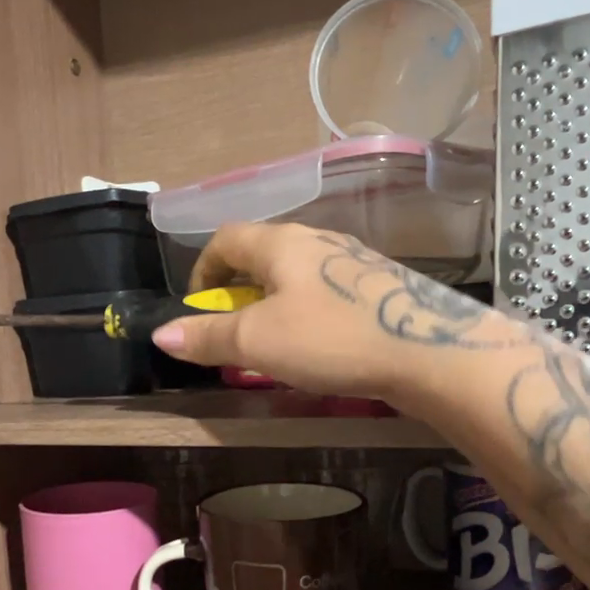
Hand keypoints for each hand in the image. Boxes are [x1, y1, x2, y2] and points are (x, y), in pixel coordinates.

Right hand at [150, 222, 524, 401]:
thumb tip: (160, 334)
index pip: (226, 239)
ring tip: (273, 346)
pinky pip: (326, 293)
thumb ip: (208, 337)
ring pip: (296, 276)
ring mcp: (353, 262)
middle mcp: (317, 241)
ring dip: (273, 306)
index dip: (202, 270)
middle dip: (238, 292)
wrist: (429, 350)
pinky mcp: (379, 288)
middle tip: (233, 334)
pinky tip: (318, 349)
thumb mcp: (258, 342)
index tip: (197, 309)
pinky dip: (306, 315)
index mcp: (281, 243)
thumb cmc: (331, 338)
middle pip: (262, 256)